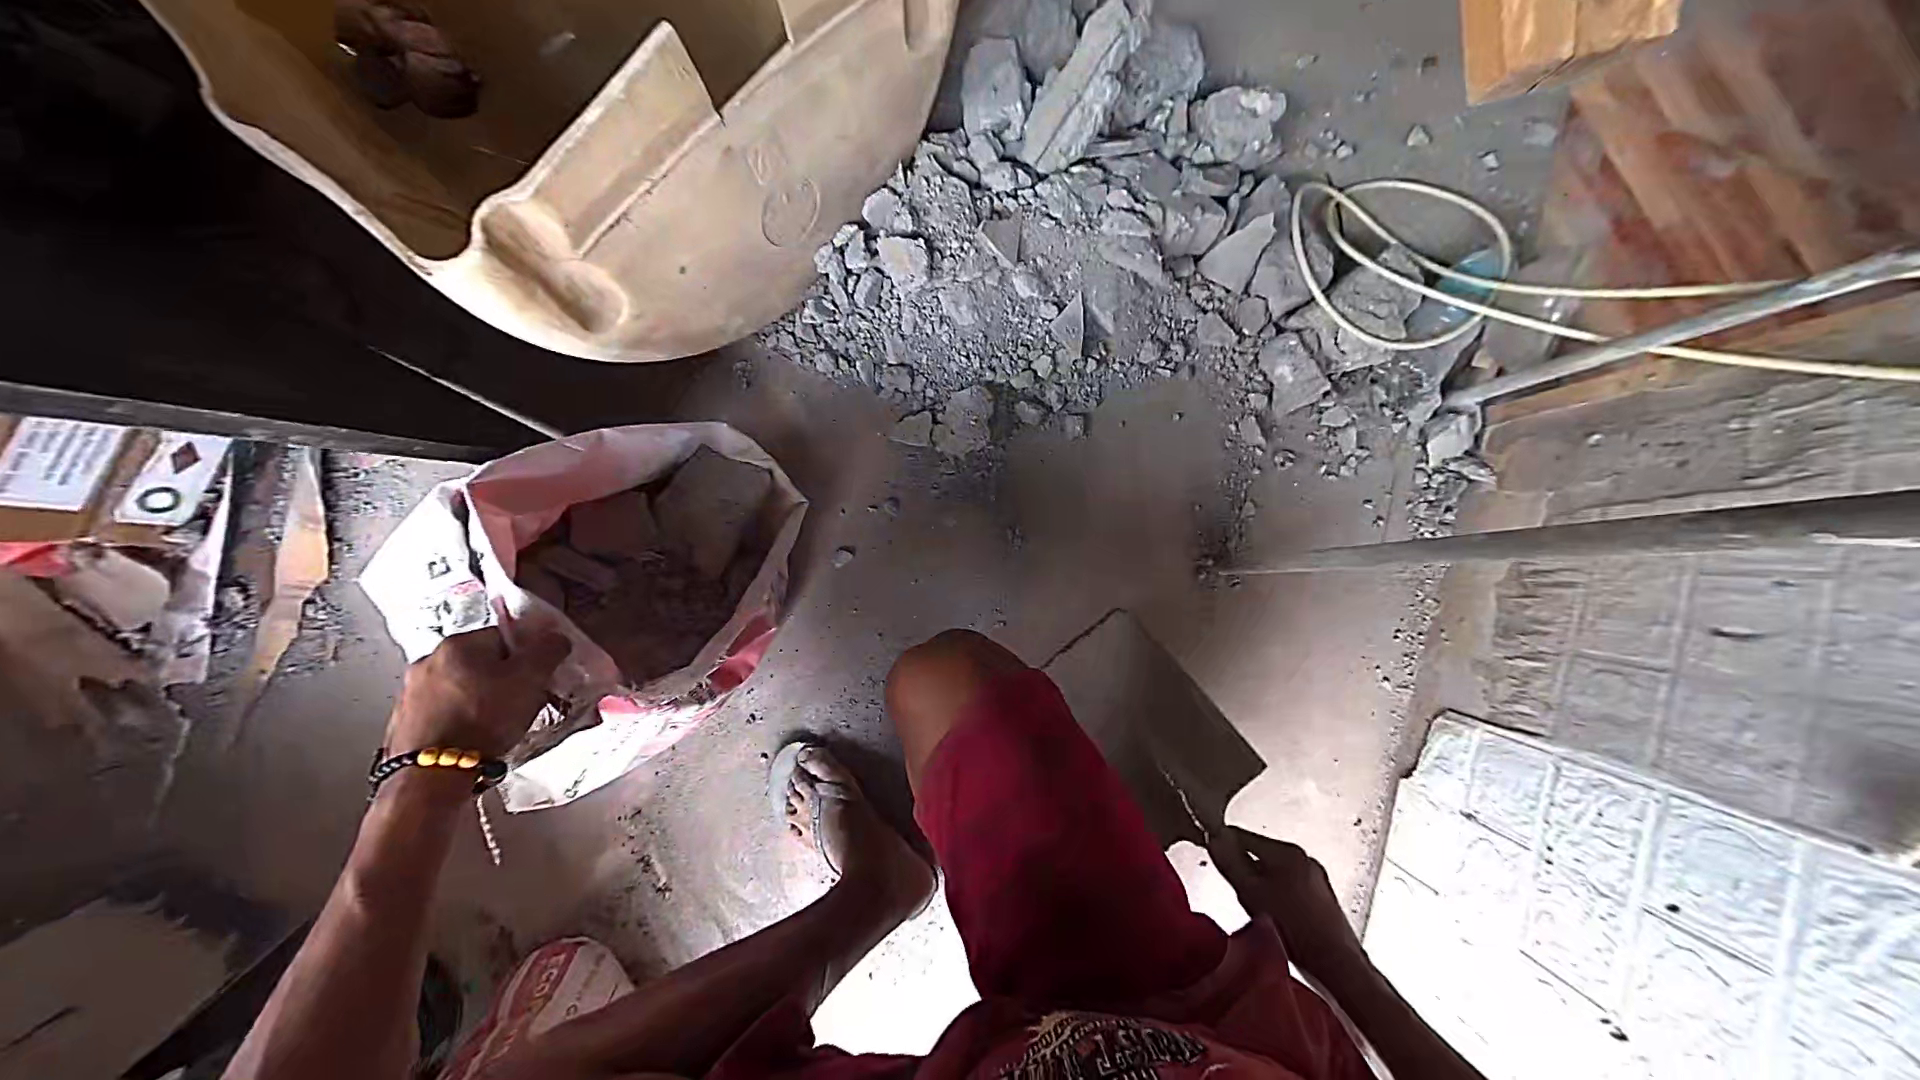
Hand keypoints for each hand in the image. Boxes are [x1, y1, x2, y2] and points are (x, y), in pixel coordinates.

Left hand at [386, 625, 569, 759]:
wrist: (432, 775)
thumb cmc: (484, 718)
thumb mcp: (531, 679)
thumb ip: (549, 650)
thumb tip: (555, 638)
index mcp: (457, 644)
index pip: (504, 636)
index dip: (527, 656)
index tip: (538, 677)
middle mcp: (427, 662)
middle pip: (481, 662)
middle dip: (504, 678)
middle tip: (524, 699)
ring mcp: (410, 693)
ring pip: (462, 687)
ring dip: (481, 698)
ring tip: (501, 722)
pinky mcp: (403, 723)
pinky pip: (444, 711)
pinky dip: (461, 718)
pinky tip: (475, 735)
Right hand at [1207, 826, 1362, 980]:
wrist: (1338, 966)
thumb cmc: (1296, 929)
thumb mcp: (1249, 893)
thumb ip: (1228, 862)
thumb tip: (1214, 839)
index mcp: (1286, 851)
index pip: (1242, 835)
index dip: (1224, 844)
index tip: (1214, 855)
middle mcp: (1304, 858)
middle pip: (1260, 854)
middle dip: (1245, 870)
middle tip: (1240, 892)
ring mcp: (1316, 878)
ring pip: (1275, 872)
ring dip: (1262, 885)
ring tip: (1261, 910)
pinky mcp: (1323, 898)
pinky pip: (1291, 887)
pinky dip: (1280, 897)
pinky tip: (1279, 919)